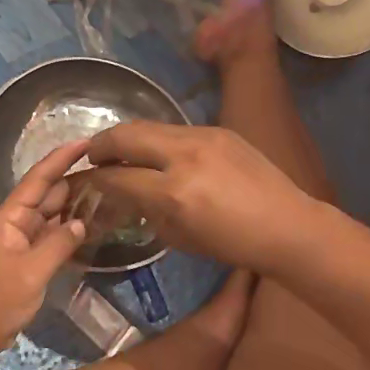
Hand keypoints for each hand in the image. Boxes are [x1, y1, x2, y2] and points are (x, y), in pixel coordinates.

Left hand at [0, 141, 90, 354]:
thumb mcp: (31, 272)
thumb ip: (58, 245)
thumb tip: (81, 222)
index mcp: (9, 218)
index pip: (38, 180)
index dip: (60, 159)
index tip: (85, 142)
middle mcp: (14, 224)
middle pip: (47, 195)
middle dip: (73, 179)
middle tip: (108, 168)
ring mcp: (20, 243)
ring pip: (51, 216)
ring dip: (74, 205)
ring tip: (106, 191)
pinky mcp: (26, 261)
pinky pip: (50, 238)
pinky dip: (68, 231)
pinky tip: (90, 226)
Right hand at [80, 122, 329, 272]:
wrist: (288, 226)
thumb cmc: (230, 243)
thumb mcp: (177, 236)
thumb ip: (141, 208)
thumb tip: (115, 189)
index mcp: (174, 193)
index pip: (117, 177)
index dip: (93, 178)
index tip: (81, 180)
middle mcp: (184, 157)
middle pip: (125, 136)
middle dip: (100, 145)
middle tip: (91, 156)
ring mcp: (202, 138)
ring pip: (147, 127)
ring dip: (127, 138)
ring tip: (118, 152)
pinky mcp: (217, 130)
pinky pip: (172, 130)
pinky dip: (155, 140)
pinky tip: (156, 153)